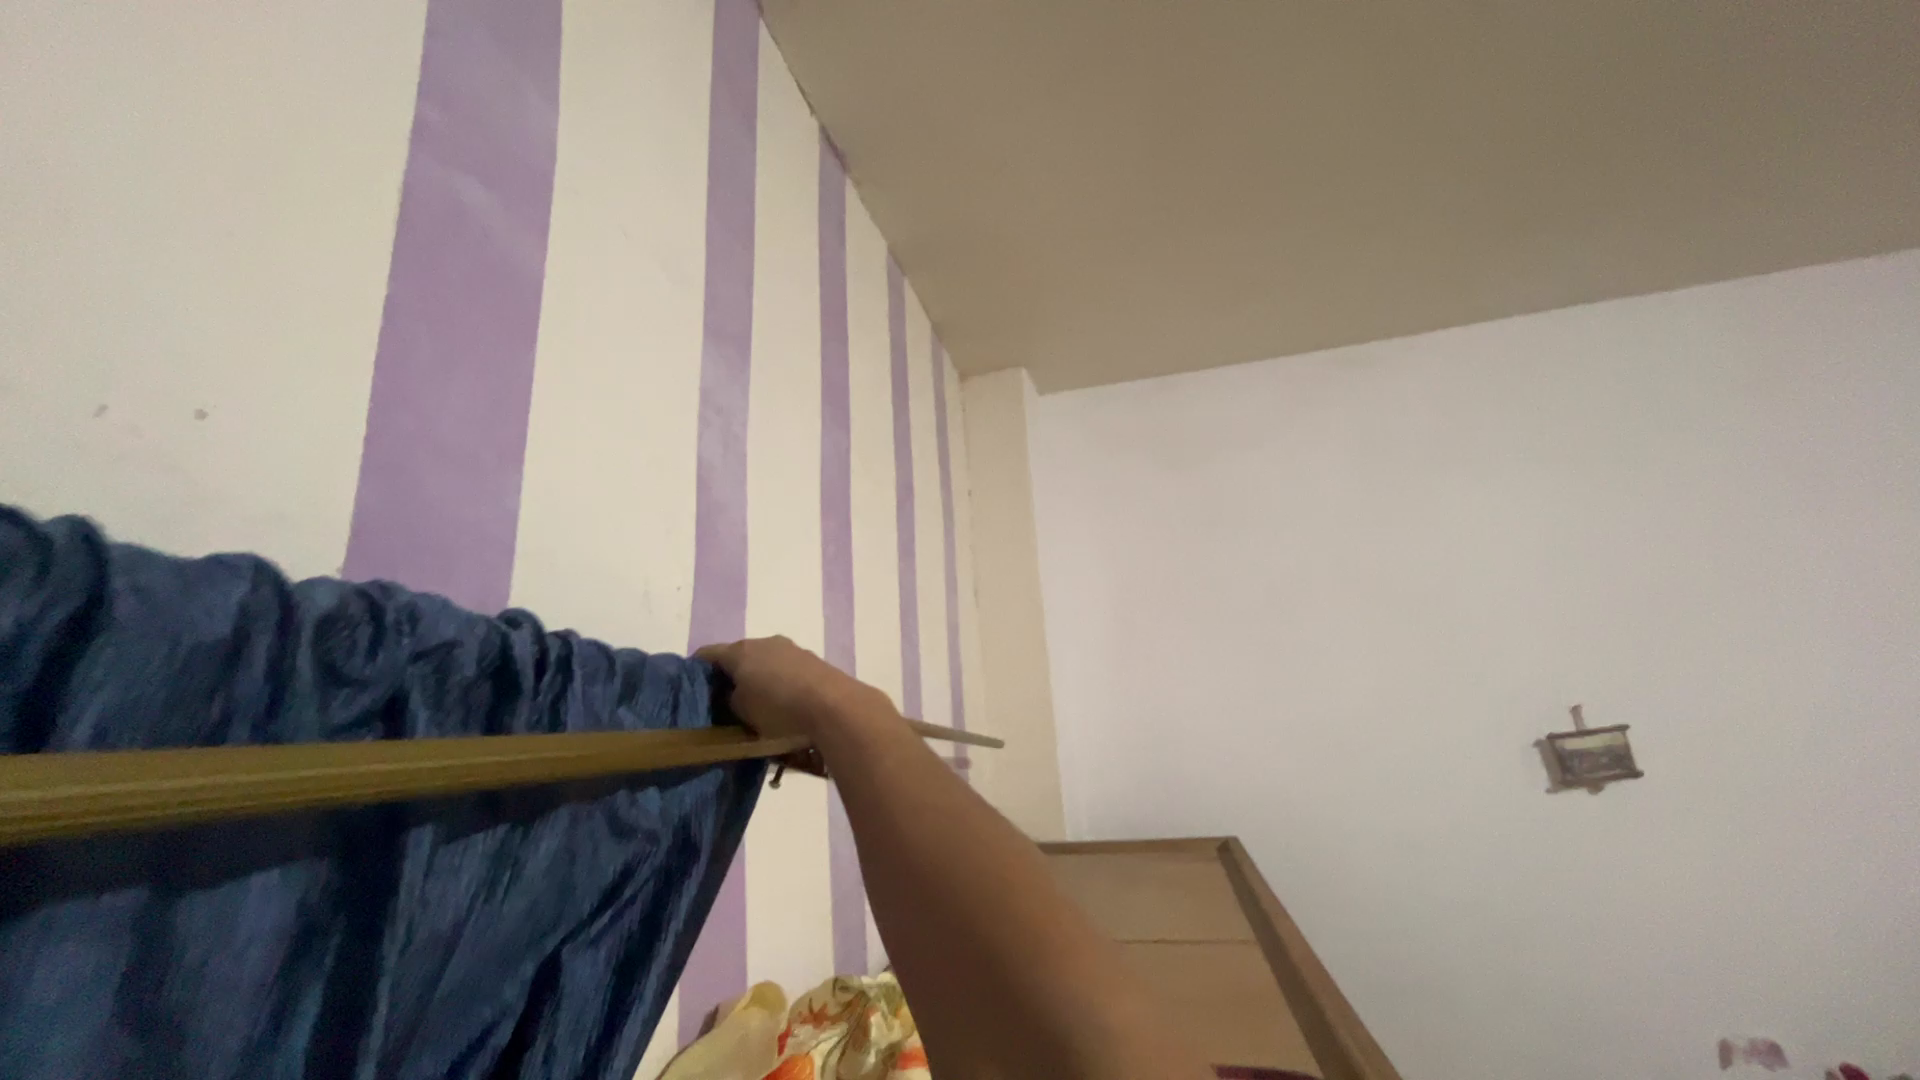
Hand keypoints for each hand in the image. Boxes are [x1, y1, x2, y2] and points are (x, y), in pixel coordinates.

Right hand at [694, 635, 889, 742]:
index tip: (691, 690)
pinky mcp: (812, 660)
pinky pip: (785, 669)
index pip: (707, 654)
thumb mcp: (742, 711)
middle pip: (738, 655)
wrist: (835, 706)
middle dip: (730, 675)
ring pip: (764, 661)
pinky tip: (782, 701)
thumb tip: (732, 693)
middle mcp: (765, 642)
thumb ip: (729, 699)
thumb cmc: (779, 708)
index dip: (695, 670)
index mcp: (740, 650)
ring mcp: (792, 649)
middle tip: (724, 701)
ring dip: (757, 677)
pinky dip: (778, 681)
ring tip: (755, 703)